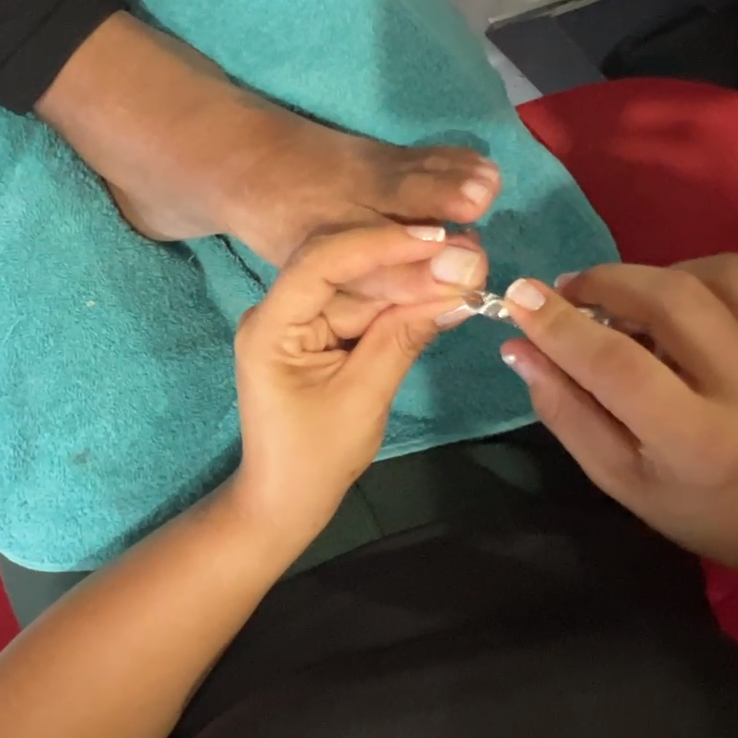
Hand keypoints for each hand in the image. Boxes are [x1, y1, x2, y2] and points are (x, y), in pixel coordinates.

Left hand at [229, 225, 478, 537]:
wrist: (286, 498)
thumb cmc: (316, 457)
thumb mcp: (364, 397)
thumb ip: (404, 336)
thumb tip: (458, 289)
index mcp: (269, 325)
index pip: (321, 263)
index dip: (379, 244)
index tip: (436, 238)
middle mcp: (278, 310)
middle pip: (343, 268)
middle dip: (405, 259)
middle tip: (468, 248)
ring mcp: (298, 319)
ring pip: (359, 284)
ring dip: (410, 276)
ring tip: (466, 262)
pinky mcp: (319, 331)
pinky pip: (362, 307)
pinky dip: (400, 300)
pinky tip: (441, 286)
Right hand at [496, 255, 737, 578]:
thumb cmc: (694, 506)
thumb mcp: (616, 477)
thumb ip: (564, 410)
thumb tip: (519, 347)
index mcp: (698, 442)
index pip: (619, 366)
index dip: (561, 326)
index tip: (519, 296)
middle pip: (669, 300)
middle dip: (603, 283)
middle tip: (566, 293)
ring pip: (709, 275)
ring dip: (647, 276)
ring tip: (619, 300)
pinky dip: (691, 276)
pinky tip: (672, 305)